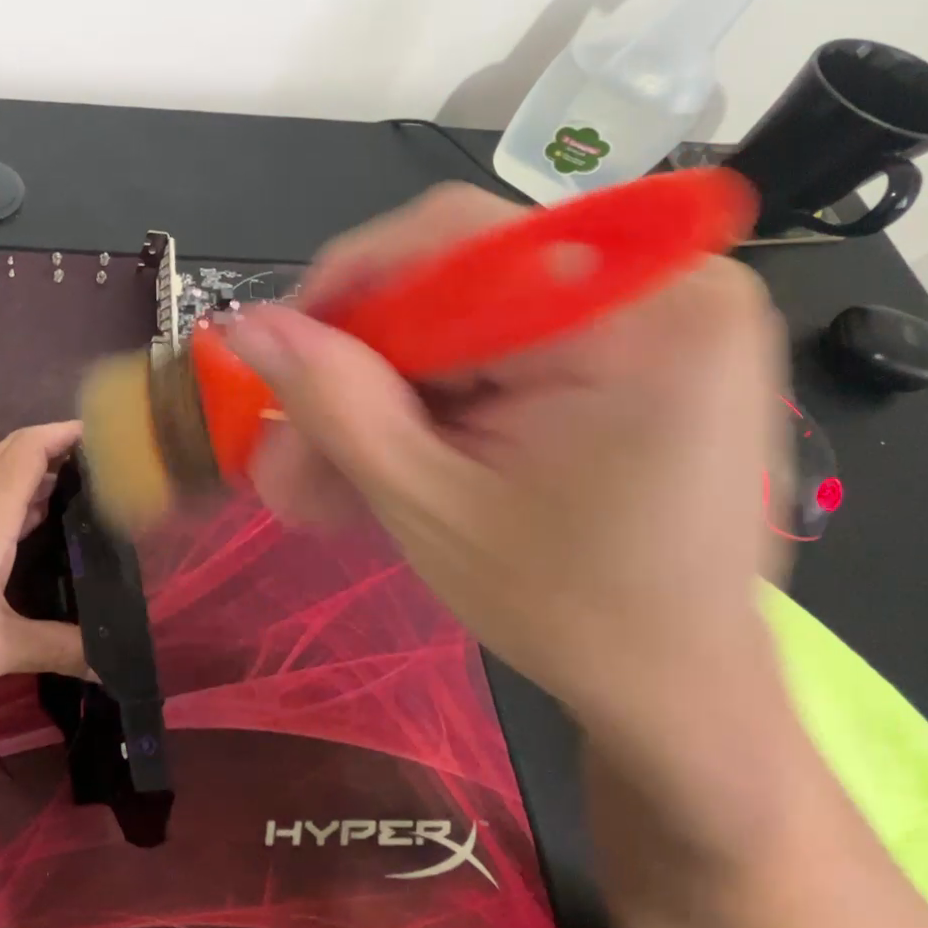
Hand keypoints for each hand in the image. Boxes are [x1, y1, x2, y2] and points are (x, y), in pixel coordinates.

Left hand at [0, 422, 88, 796]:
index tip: (106, 435)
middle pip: (10, 455)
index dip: (66, 432)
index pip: (29, 449)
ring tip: (75, 500)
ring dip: (29, 477)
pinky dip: (4, 501)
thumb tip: (112, 665)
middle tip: (102, 471)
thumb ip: (57, 650)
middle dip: (55, 451)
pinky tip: (20, 535)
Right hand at [223, 184, 786, 727]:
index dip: (346, 288)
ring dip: (386, 387)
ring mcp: (656, 313)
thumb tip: (245, 325)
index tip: (280, 359)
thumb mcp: (424, 502)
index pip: (451, 238)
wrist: (683, 688)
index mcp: (639, 312)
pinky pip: (499, 342)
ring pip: (464, 315)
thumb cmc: (569, 609)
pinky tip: (395, 454)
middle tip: (297, 440)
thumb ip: (332, 401)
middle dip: (361, 361)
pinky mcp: (636, 347)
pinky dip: (435, 395)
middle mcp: (664, 284)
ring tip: (330, 469)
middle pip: (456, 278)